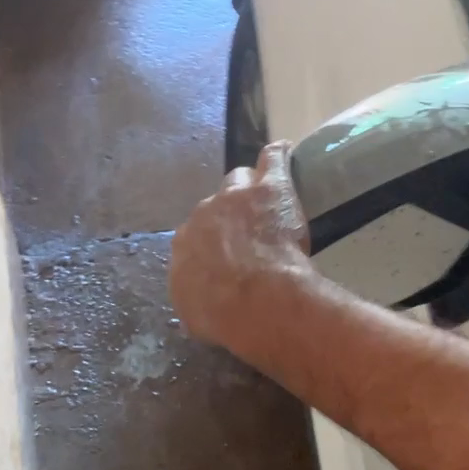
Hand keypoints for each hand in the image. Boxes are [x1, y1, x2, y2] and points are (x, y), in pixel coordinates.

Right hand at [168, 140, 311, 346]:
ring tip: (265, 196)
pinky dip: (278, 156)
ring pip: (239, 179)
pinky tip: (286, 153)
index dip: (210, 242)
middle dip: (228, 215)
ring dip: (250, 187)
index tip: (223, 253)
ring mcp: (235, 197)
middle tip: (247, 230)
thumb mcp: (194, 316)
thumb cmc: (220, 315)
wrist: (251, 300)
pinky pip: (273, 159)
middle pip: (214, 205)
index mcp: (182, 247)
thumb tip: (198, 309)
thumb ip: (194, 303)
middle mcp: (202, 216)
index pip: (193, 236)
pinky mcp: (269, 187)